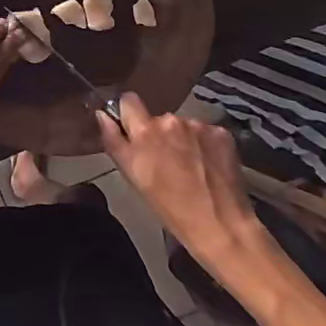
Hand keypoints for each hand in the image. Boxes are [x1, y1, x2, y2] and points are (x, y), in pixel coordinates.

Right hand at [95, 93, 267, 269]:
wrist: (220, 224)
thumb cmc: (169, 206)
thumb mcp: (132, 176)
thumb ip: (113, 141)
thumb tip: (102, 114)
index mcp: (145, 130)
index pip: (129, 100)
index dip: (129, 114)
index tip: (133, 130)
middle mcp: (171, 120)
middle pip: (158, 118)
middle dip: (159, 134)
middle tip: (166, 162)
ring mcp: (199, 125)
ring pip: (183, 126)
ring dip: (183, 140)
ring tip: (191, 167)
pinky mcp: (222, 133)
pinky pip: (206, 132)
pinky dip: (205, 145)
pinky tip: (209, 166)